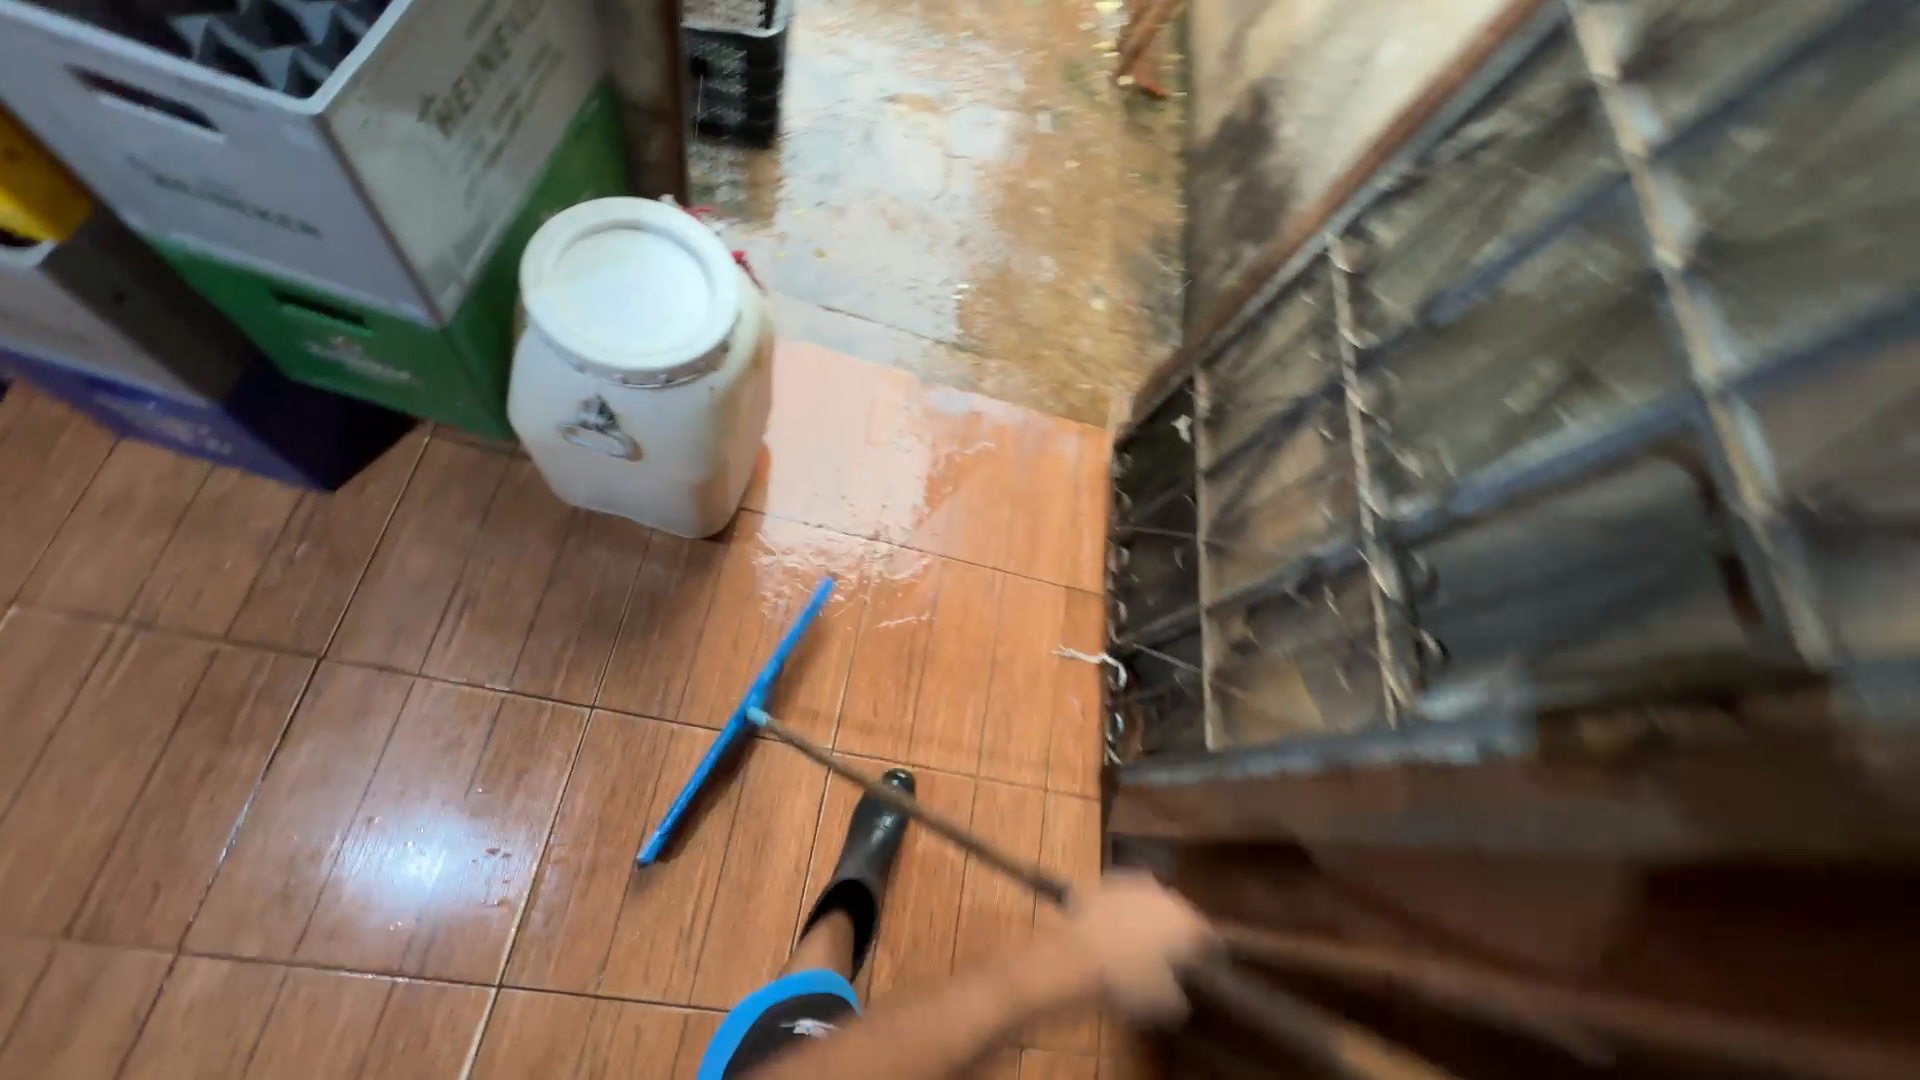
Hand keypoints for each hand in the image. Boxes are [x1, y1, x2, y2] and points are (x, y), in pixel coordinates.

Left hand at [1047, 872, 1218, 1023]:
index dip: (1207, 949)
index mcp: (1187, 923)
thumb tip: (1178, 995)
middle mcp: (1165, 896)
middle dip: (1175, 928)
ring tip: (1138, 937)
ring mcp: (1133, 885)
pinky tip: (1112, 925)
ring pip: (1148, 900)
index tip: (1204, 961)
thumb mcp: (1164, 1003)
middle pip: (1178, 911)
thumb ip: (1179, 996)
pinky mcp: (1104, 882)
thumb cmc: (1129, 981)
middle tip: (1169, 950)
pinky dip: (1120, 909)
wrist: (1080, 955)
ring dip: (1147, 915)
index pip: (1207, 934)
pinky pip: (1120, 896)